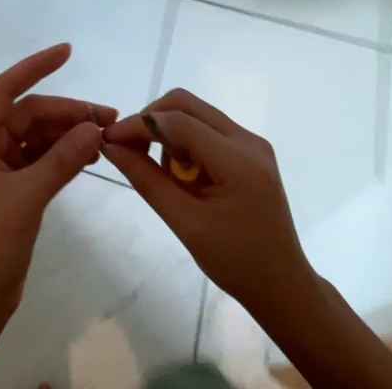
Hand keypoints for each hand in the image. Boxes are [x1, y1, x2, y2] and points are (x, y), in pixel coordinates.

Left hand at [0, 45, 113, 388]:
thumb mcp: (27, 198)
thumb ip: (61, 160)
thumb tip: (94, 128)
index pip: (6, 89)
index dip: (35, 66)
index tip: (68, 52)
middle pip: (29, 113)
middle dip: (67, 111)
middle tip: (109, 118)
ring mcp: (0, 168)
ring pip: (38, 136)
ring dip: (68, 133)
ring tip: (105, 138)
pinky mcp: (13, 189)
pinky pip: (41, 158)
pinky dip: (64, 155)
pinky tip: (90, 157)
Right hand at [100, 88, 316, 317]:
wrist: (282, 286)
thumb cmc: (235, 262)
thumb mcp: (185, 223)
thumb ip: (146, 180)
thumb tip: (111, 147)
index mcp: (238, 160)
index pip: (178, 121)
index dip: (139, 125)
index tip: (109, 140)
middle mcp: (248, 140)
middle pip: (186, 105)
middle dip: (152, 121)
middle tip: (130, 151)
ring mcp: (252, 143)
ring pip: (195, 114)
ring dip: (169, 133)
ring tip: (166, 177)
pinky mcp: (250, 152)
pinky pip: (207, 129)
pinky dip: (185, 142)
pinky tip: (184, 177)